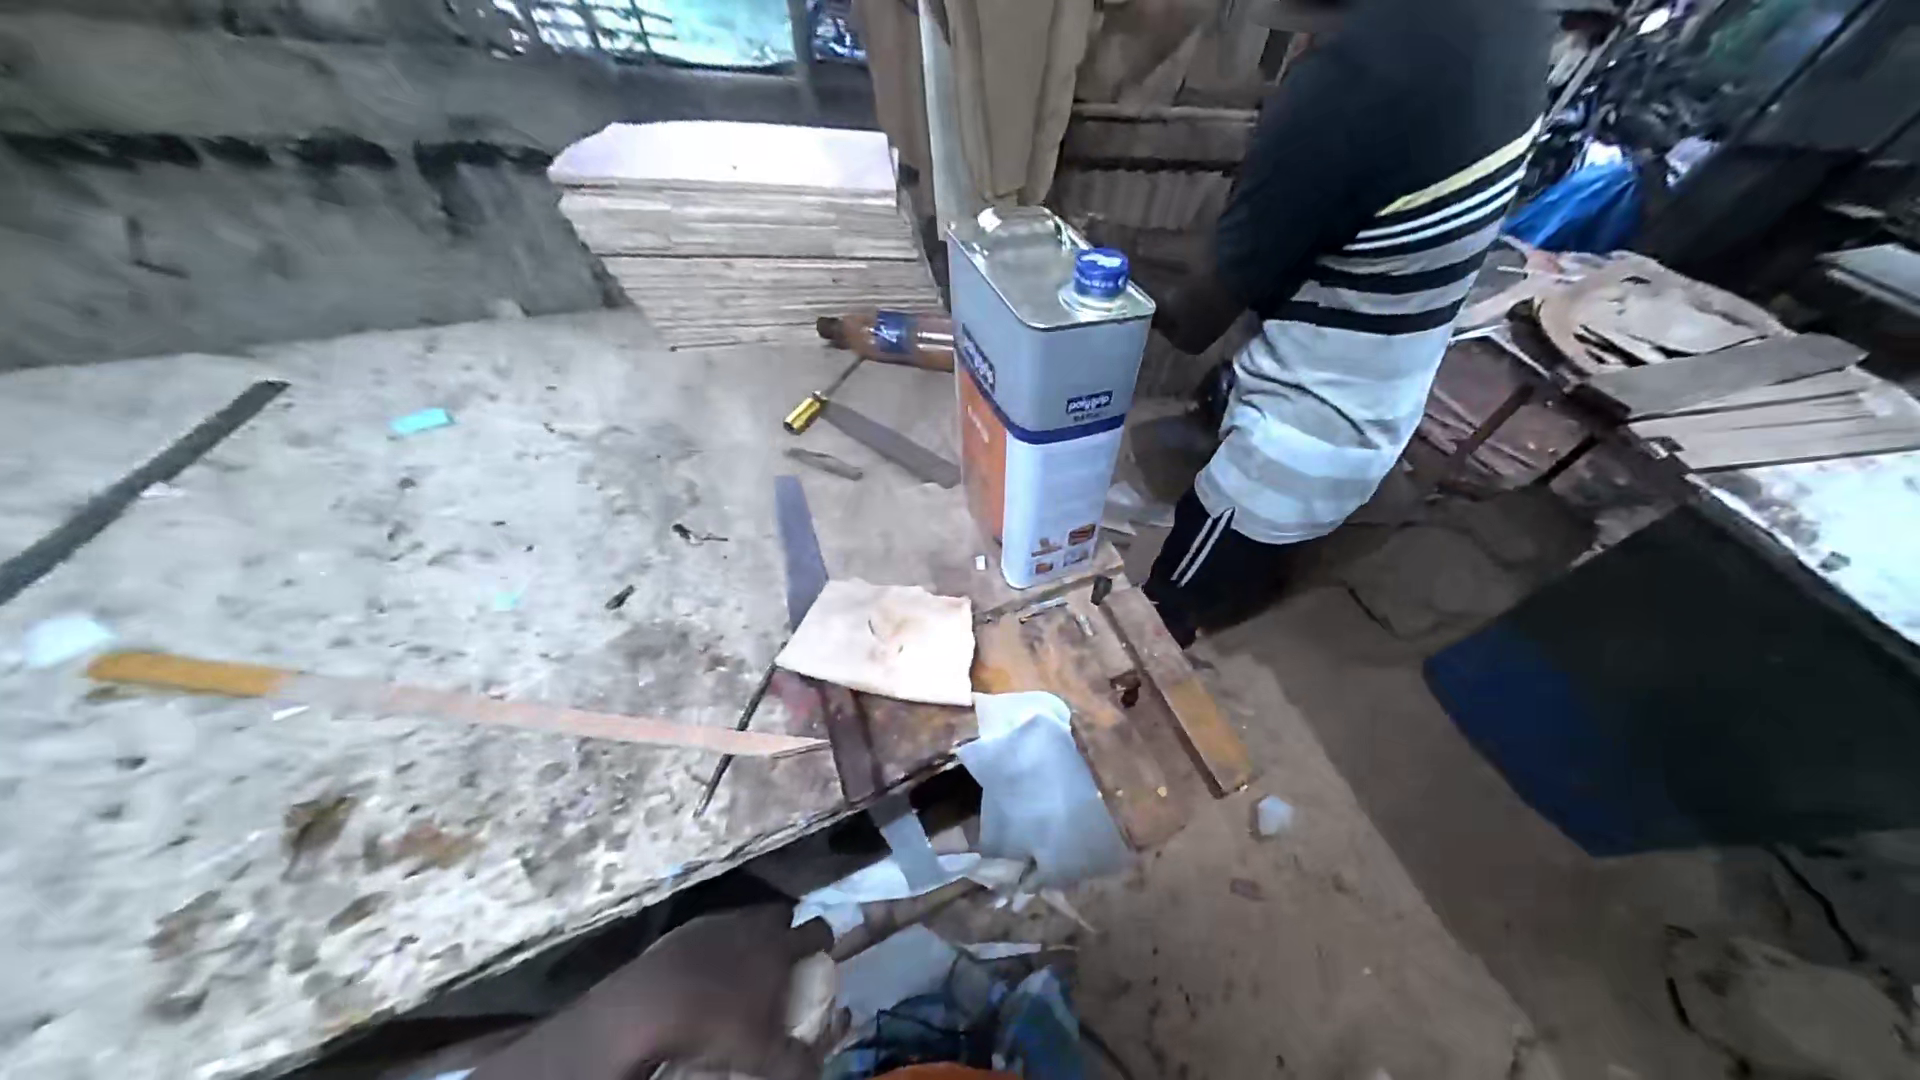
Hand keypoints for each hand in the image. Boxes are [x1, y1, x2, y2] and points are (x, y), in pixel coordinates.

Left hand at [472, 906, 832, 1079]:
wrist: (648, 1004)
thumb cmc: (715, 1025)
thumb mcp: (761, 1055)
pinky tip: (704, 972)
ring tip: (741, 968)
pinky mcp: (690, 926)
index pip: (818, 929)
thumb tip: (816, 1071)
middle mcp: (757, 924)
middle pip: (784, 913)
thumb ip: (796, 1063)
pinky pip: (716, 928)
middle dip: (787, 930)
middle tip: (781, 960)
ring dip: (751, 935)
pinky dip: (717, 943)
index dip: (823, 941)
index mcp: (781, 947)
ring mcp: (722, 920)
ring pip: (749, 917)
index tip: (822, 956)